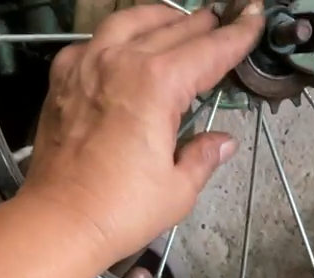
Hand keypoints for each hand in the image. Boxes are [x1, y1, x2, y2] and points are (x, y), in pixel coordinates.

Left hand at [17, 1, 264, 262]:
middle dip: (202, 25)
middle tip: (221, 22)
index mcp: (157, 84)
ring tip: (175, 21)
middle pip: (171, 29)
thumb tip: (222, 142)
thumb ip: (202, 158)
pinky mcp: (62, 80)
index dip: (236, 36)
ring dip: (158, 18)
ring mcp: (87, 65)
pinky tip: (123, 47)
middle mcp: (121, 61)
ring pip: (129, 22)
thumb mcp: (177, 191)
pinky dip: (115, 37)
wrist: (60, 222)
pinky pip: (93, 42)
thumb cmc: (118, 211)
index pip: (208, 51)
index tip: (253, 20)